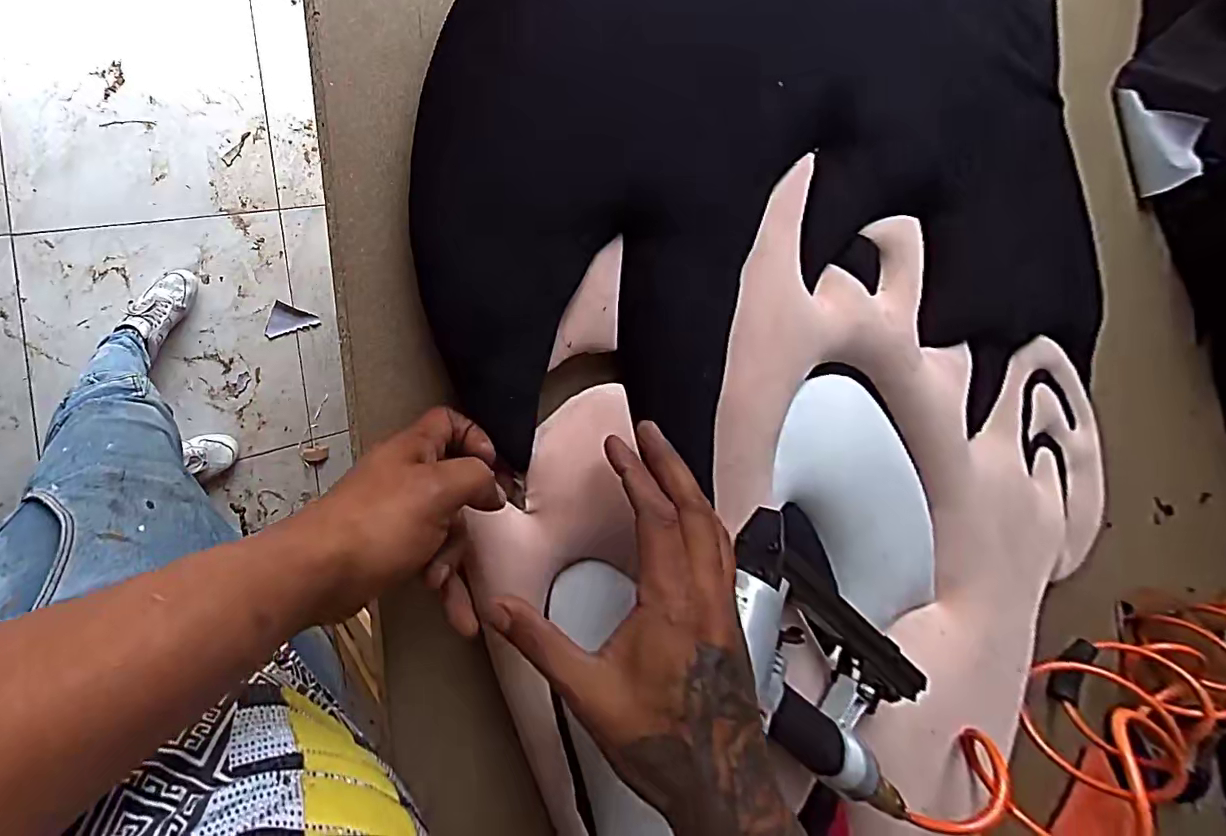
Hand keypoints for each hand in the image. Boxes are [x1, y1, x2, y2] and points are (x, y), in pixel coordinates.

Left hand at [282, 407, 505, 625]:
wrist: (320, 572)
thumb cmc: (374, 524)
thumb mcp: (435, 490)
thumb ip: (473, 476)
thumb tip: (490, 484)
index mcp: (412, 449)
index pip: (448, 422)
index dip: (475, 438)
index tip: (493, 469)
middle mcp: (403, 476)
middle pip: (454, 484)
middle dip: (467, 518)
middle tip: (466, 535)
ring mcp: (396, 512)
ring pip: (445, 528)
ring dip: (452, 559)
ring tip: (440, 579)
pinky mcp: (390, 546)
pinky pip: (429, 558)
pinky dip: (442, 581)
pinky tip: (455, 612)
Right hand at [484, 422, 797, 835]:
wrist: (720, 792)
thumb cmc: (660, 743)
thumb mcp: (587, 692)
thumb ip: (540, 643)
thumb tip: (498, 606)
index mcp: (673, 606)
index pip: (658, 521)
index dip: (637, 476)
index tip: (617, 447)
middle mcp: (705, 599)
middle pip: (696, 513)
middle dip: (671, 465)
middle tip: (650, 432)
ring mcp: (722, 610)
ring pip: (715, 532)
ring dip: (690, 488)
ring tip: (668, 461)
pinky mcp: (727, 623)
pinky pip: (720, 553)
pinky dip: (703, 519)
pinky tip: (692, 520)